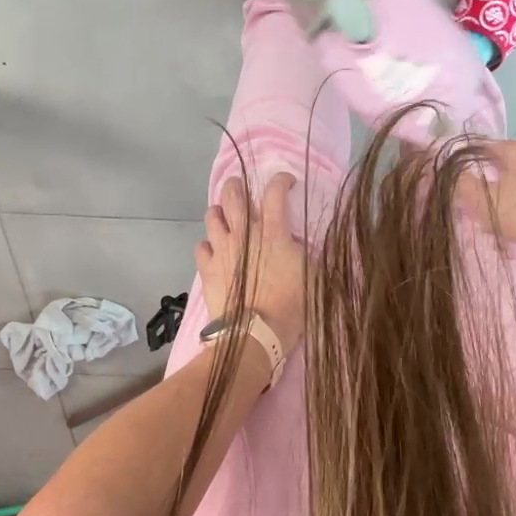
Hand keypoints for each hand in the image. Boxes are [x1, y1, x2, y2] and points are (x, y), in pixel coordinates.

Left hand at [195, 173, 305, 350]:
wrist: (256, 334)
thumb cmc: (291, 307)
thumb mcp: (313, 276)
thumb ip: (303, 252)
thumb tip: (296, 241)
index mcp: (273, 232)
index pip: (275, 192)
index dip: (281, 180)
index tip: (287, 183)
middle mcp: (244, 234)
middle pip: (233, 194)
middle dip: (237, 185)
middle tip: (242, 188)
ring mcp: (221, 249)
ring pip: (212, 216)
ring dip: (220, 212)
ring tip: (225, 218)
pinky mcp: (206, 268)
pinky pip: (202, 246)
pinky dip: (209, 245)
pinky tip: (215, 251)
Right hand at [459, 139, 515, 247]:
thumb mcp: (482, 199)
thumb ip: (463, 183)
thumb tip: (456, 174)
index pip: (483, 148)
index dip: (466, 165)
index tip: (457, 183)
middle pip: (502, 165)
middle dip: (486, 182)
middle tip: (473, 204)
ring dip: (504, 196)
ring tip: (493, 218)